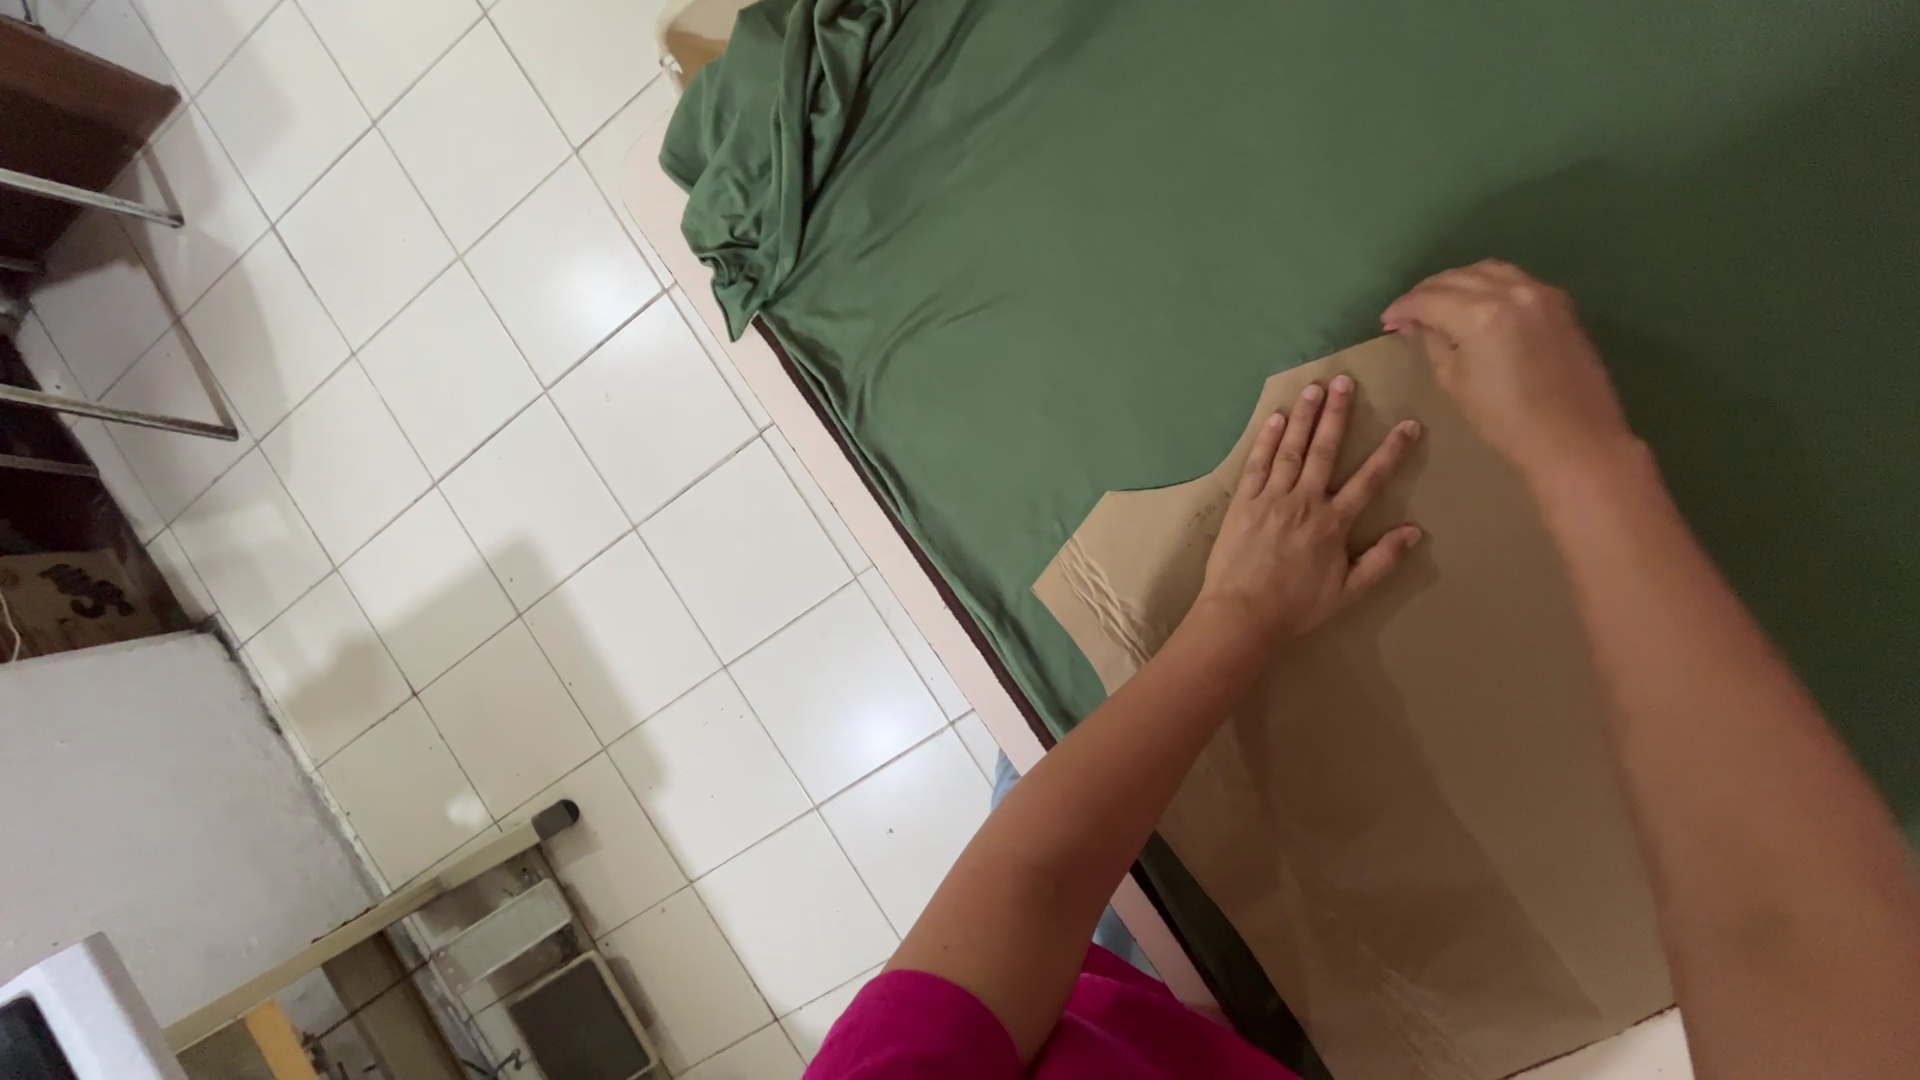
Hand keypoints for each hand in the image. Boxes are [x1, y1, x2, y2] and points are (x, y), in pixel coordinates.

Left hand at [1193, 375, 1423, 646]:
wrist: (1242, 613)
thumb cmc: (1296, 606)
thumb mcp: (1348, 590)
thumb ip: (1381, 559)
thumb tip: (1415, 531)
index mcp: (1334, 522)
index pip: (1370, 479)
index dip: (1392, 451)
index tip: (1408, 425)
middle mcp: (1305, 501)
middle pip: (1325, 450)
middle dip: (1338, 414)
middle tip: (1346, 381)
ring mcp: (1271, 499)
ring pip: (1290, 449)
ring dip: (1303, 417)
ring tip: (1313, 388)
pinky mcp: (1242, 502)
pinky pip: (1257, 464)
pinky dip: (1266, 440)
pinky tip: (1274, 418)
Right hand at [1381, 259, 1638, 484]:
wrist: (1572, 435)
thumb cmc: (1503, 417)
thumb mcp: (1454, 381)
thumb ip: (1434, 342)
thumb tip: (1419, 324)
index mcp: (1480, 315)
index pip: (1428, 299)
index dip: (1402, 308)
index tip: (1386, 322)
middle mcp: (1511, 292)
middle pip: (1456, 277)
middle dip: (1425, 292)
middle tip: (1406, 314)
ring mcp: (1539, 293)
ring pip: (1486, 270)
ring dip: (1456, 282)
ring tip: (1438, 304)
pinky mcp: (1557, 302)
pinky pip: (1512, 278)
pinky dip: (1484, 284)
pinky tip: (1473, 304)